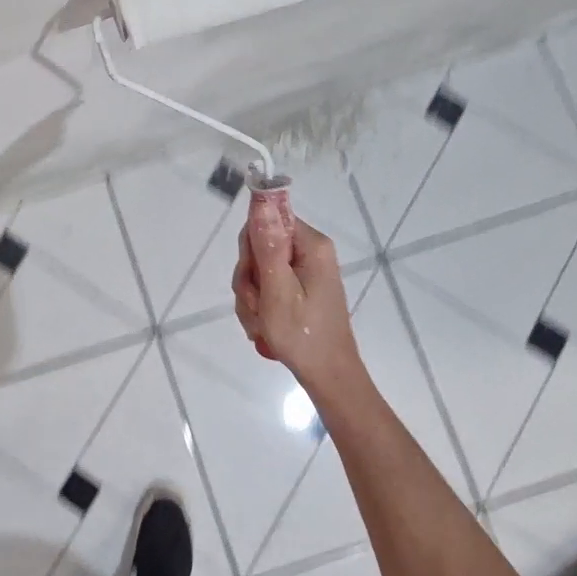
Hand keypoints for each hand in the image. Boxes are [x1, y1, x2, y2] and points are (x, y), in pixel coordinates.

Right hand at [231, 197, 360, 386]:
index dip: (251, 247)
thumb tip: (261, 200)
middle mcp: (309, 251)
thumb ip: (266, 246)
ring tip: (262, 322)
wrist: (327, 375)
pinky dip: (259, 306)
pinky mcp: (299, 287)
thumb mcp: (278, 291)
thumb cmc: (303, 334)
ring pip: (257, 269)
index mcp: (311, 245)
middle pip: (259, 246)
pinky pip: (266, 285)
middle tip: (257, 304)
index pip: (267, 220)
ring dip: (251, 297)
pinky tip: (265, 326)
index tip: (254, 276)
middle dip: (249, 278)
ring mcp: (304, 270)